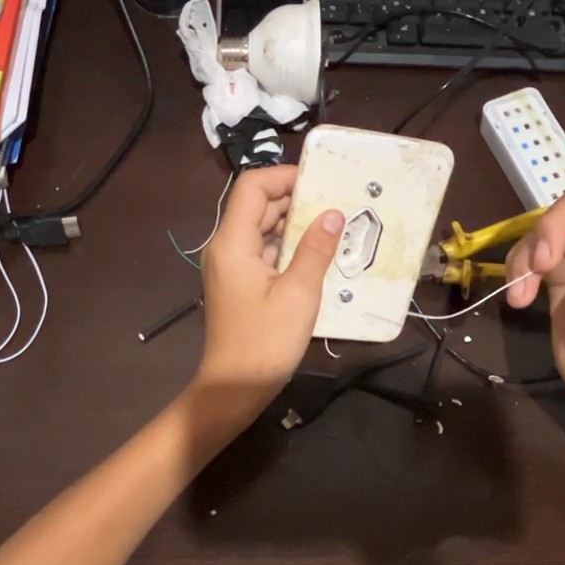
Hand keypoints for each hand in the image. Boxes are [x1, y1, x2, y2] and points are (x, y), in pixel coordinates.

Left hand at [193, 165, 342, 418]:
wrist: (234, 388)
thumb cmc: (265, 342)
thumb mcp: (299, 294)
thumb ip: (315, 249)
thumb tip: (333, 213)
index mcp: (233, 242)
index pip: (253, 186)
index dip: (285, 176)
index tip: (321, 183)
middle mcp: (226, 247)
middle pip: (258, 205)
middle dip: (296, 200)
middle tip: (337, 204)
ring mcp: (231, 266)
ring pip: (263, 230)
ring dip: (295, 226)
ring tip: (334, 227)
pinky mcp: (239, 284)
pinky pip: (264, 252)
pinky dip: (289, 249)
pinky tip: (318, 256)